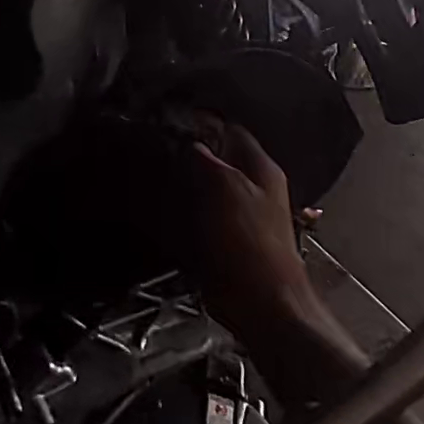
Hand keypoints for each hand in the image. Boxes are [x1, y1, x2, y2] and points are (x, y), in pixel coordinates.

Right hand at [174, 120, 332, 347]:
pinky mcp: (230, 236)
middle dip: (194, 152)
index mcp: (262, 169)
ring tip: (161, 172)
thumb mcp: (226, 189)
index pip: (232, 130)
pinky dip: (189, 206)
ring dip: (190, 179)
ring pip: (211, 184)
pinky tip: (169, 204)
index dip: (205, 124)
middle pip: (221, 157)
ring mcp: (244, 212)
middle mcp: (256, 186)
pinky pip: (206, 210)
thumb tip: (193, 143)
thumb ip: (209, 161)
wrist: (261, 300)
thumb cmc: (248, 240)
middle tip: (162, 148)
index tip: (174, 122)